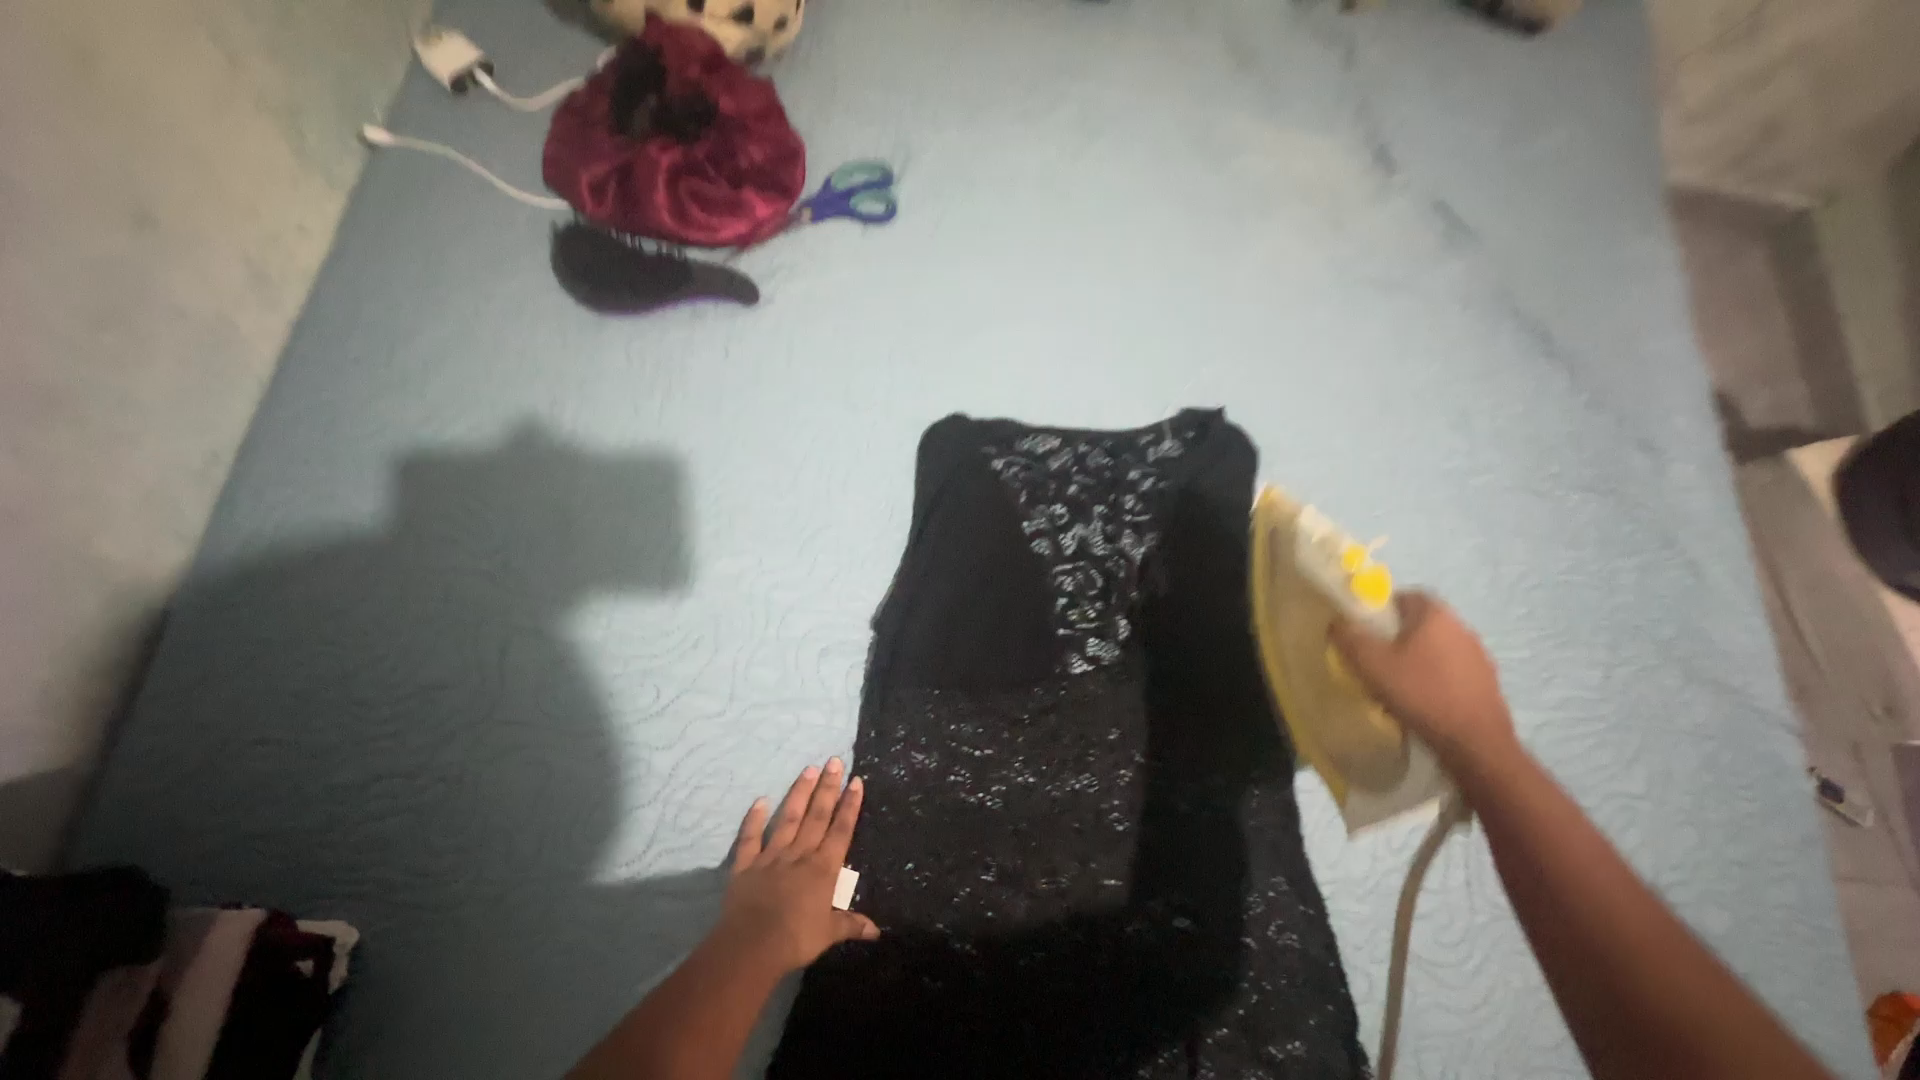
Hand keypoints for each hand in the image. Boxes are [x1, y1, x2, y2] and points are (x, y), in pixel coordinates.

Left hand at [720, 759, 877, 973]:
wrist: (751, 946)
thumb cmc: (795, 939)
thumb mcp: (829, 933)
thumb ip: (851, 925)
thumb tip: (877, 931)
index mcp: (823, 869)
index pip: (841, 830)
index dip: (850, 805)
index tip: (856, 781)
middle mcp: (800, 855)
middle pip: (817, 816)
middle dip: (827, 788)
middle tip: (834, 761)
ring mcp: (771, 857)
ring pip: (788, 819)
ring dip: (799, 793)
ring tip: (808, 769)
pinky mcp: (746, 865)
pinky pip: (751, 838)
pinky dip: (754, 819)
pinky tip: (760, 801)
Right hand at [1330, 592, 1519, 774]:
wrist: (1475, 743)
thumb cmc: (1419, 693)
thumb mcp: (1370, 664)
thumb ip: (1349, 636)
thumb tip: (1338, 621)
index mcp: (1434, 613)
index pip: (1403, 596)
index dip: (1380, 611)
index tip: (1364, 633)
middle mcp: (1461, 626)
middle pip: (1419, 623)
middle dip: (1396, 638)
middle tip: (1375, 660)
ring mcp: (1478, 655)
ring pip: (1436, 649)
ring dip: (1416, 660)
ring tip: (1397, 686)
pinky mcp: (1487, 682)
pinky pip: (1451, 672)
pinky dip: (1435, 681)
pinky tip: (1422, 703)